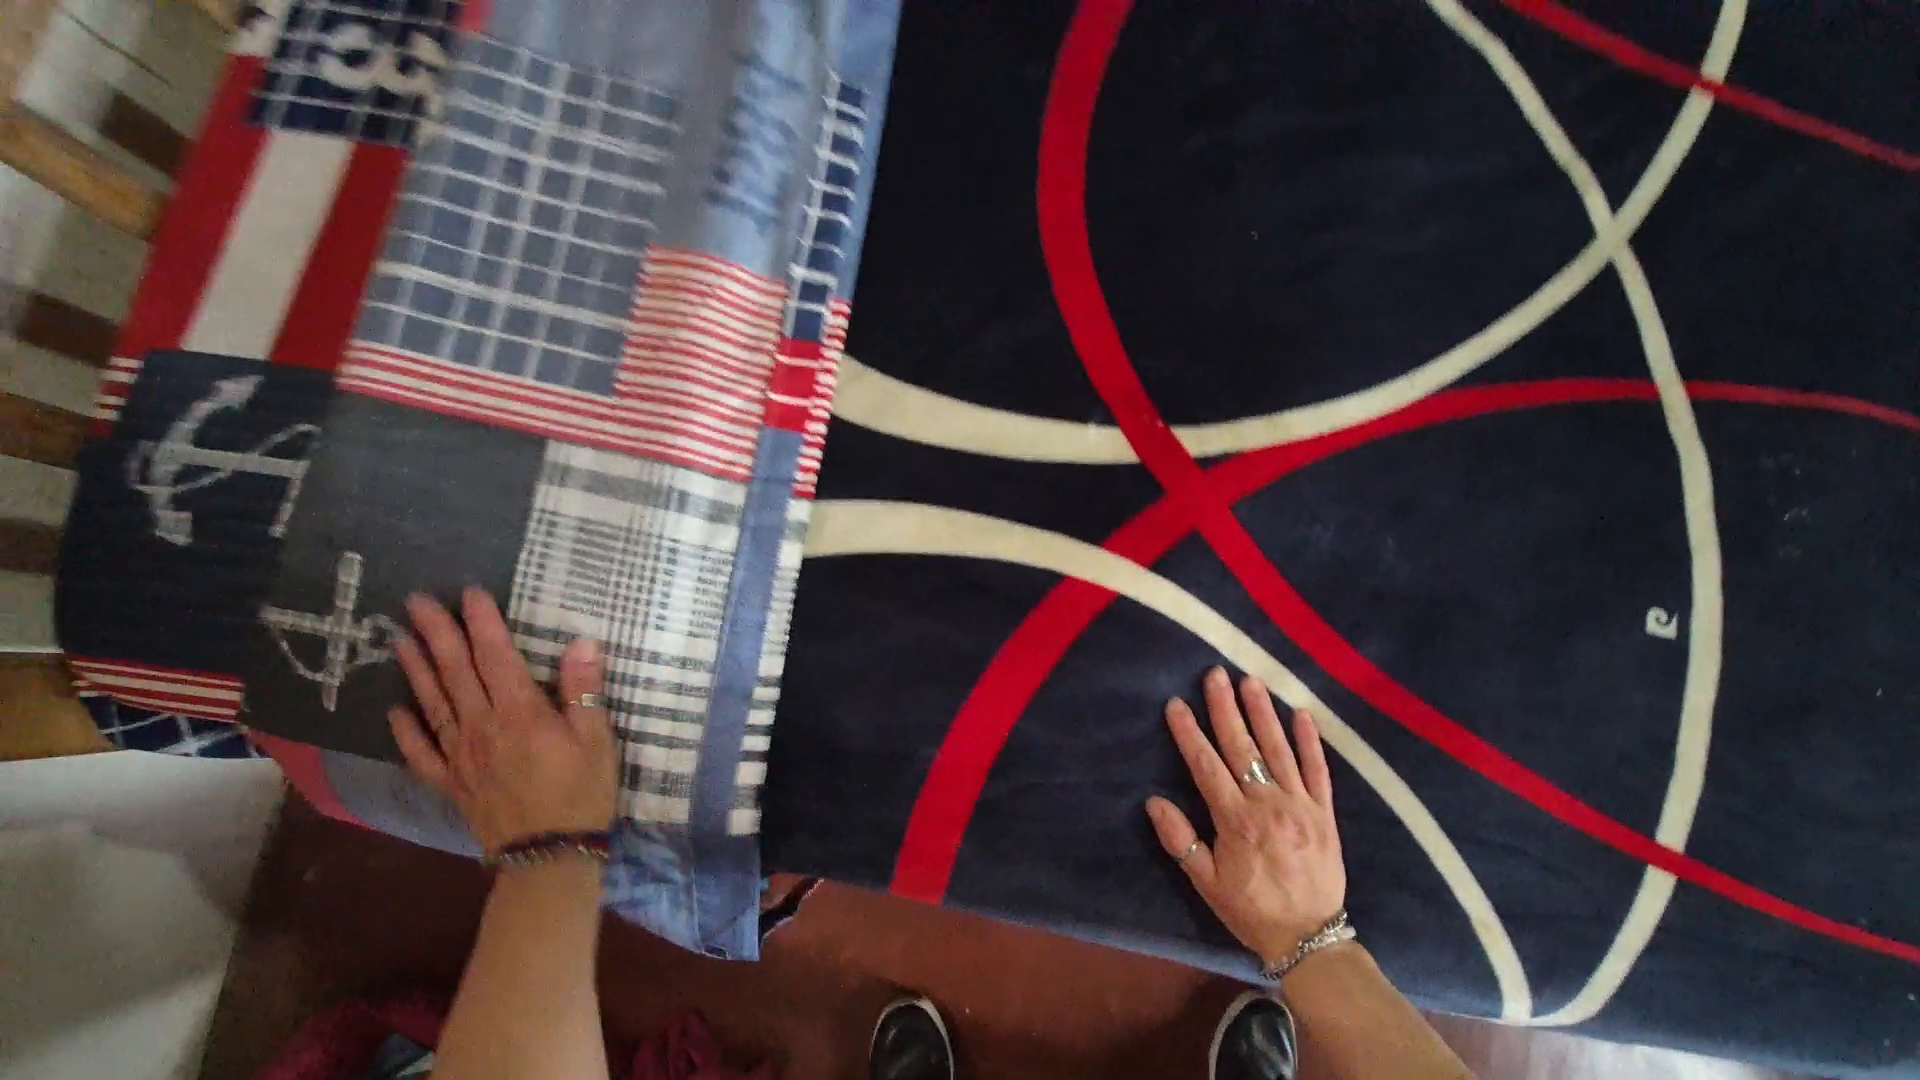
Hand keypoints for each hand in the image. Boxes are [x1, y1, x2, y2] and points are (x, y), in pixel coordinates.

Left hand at [387, 587, 618, 854]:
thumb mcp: (597, 738)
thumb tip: (580, 643)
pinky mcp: (453, 782)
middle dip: (436, 634)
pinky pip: (422, 753)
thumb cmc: (581, 791)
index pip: (496, 657)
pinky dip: (406, 730)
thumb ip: (585, 691)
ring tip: (399, 639)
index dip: (482, 623)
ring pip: (433, 704)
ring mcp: (462, 756)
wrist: (550, 854)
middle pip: (456, 673)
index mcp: (520, 713)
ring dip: (417, 669)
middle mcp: (482, 727)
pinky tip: (395, 711)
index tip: (469, 593)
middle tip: (415, 602)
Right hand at [1146, 667, 1345, 966]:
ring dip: (1263, 712)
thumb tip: (1154, 801)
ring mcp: (1300, 805)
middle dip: (1225, 708)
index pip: (1206, 765)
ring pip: (1279, 749)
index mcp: (1236, 820)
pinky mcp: (1324, 812)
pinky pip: (1318, 770)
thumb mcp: (1207, 883)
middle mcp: (1268, 804)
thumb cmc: (1250, 909)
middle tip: (1215, 674)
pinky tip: (1302, 714)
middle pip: (1242, 747)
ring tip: (1250, 681)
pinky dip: (1310, 741)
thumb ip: (1181, 841)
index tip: (1176, 703)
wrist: (1309, 938)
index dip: (1189, 732)